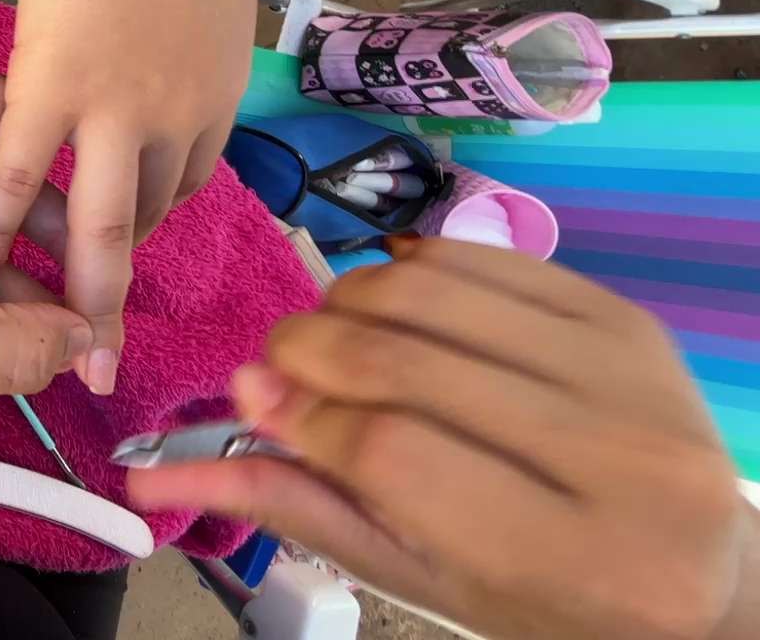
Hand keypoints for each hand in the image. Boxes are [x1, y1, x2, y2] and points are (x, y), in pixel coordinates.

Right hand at [0, 0, 255, 394]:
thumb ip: (177, 41)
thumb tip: (147, 51)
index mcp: (216, 91)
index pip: (183, 180)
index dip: (146, 218)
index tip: (118, 237)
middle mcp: (179, 116)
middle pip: (146, 217)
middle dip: (121, 290)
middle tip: (101, 350)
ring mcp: (118, 106)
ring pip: (94, 220)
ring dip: (64, 283)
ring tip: (38, 332)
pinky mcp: (53, 85)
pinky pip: (21, 175)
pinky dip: (1, 227)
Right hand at [129, 237, 759, 639]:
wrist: (695, 572)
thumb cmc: (532, 589)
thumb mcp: (405, 571)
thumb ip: (286, 506)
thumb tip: (151, 473)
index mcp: (577, 559)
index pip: (386, 449)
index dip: (296, 415)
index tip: (255, 402)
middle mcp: (629, 464)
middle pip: (395, 359)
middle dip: (301, 351)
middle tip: (284, 366)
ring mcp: (633, 376)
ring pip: (416, 292)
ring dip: (339, 303)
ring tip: (340, 340)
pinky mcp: (624, 314)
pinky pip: (464, 257)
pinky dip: (397, 269)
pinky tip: (394, 309)